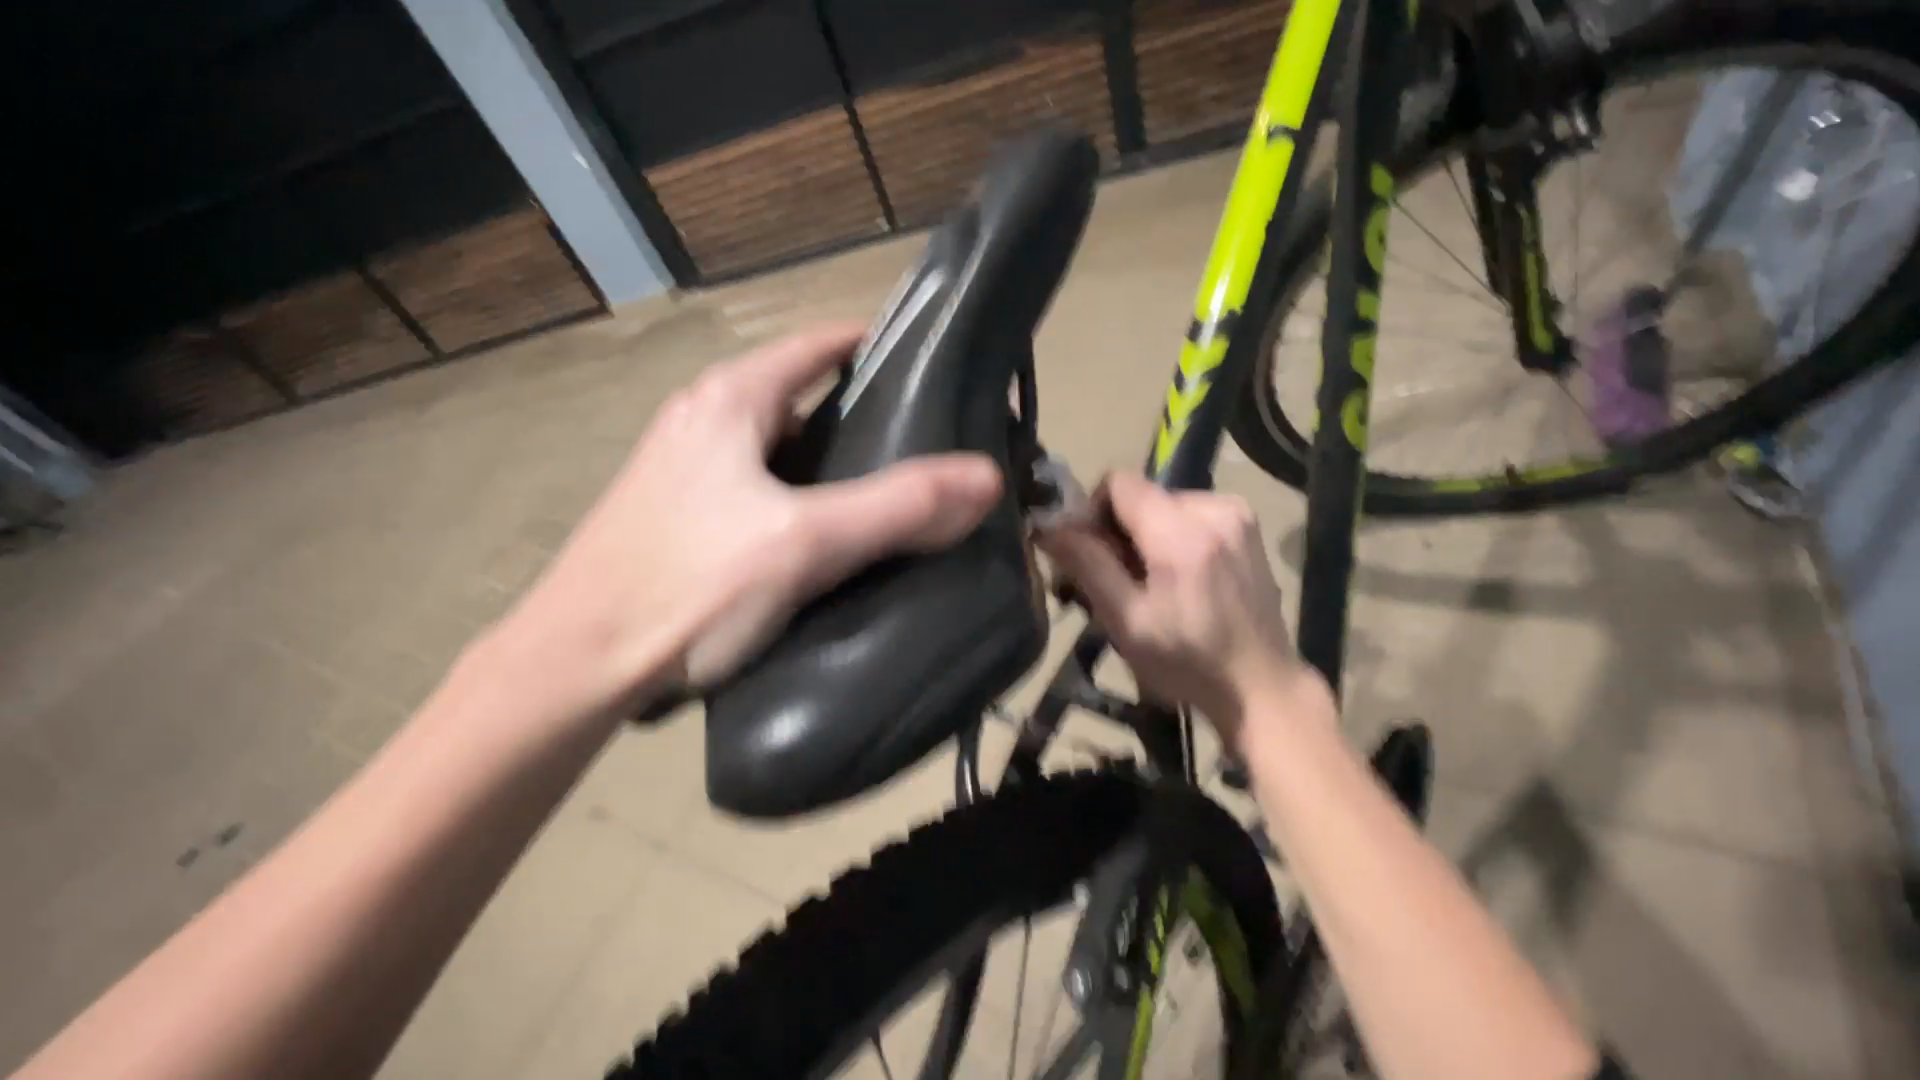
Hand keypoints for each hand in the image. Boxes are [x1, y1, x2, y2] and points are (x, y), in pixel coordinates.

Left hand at [496, 324, 1001, 718]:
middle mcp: (701, 418)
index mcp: (729, 399)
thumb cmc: (687, 588)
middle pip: (802, 399)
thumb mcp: (803, 545)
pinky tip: (825, 547)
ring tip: (891, 501)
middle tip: (928, 451)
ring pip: (778, 451)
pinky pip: (756, 492)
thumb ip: (897, 509)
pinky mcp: (674, 518)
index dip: (880, 349)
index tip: (940, 373)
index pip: (819, 345)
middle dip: (864, 419)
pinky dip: (797, 504)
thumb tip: (987, 478)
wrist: (575, 665)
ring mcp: (682, 470)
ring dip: (830, 468)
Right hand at [1038, 473, 1317, 741]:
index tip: (1089, 555)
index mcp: (1182, 533)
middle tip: (1113, 581)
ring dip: (1145, 536)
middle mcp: (1215, 509)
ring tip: (1148, 584)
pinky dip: (1174, 537)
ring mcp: (1237, 515)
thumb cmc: (1187, 663)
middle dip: (1118, 530)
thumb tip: (1048, 525)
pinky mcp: (1248, 527)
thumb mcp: (1127, 622)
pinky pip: (1192, 514)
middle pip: (1141, 495)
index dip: (1091, 512)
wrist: (1261, 686)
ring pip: (1164, 505)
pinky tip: (1178, 579)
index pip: (1118, 483)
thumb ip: (1086, 566)